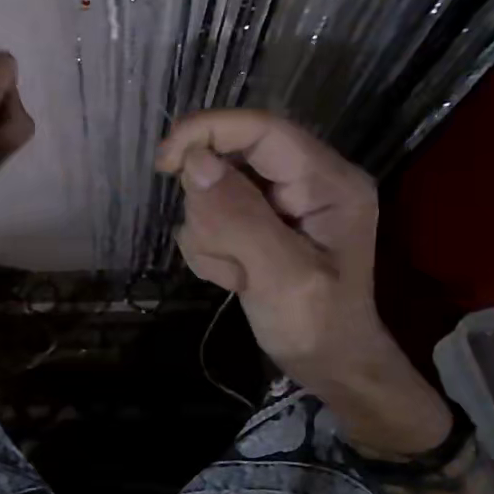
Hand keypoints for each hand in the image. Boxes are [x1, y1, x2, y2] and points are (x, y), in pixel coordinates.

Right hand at [156, 110, 449, 457]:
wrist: (328, 364)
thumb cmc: (318, 326)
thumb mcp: (283, 278)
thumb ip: (240, 219)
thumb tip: (193, 163)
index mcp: (327, 181)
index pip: (261, 129)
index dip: (208, 132)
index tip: (165, 162)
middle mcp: (304, 179)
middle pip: (229, 158)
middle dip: (212, 210)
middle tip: (230, 259)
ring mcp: (279, 200)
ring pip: (211, 189)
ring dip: (210, 236)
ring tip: (239, 274)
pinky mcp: (257, 220)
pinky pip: (208, 215)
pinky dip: (209, 248)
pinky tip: (235, 276)